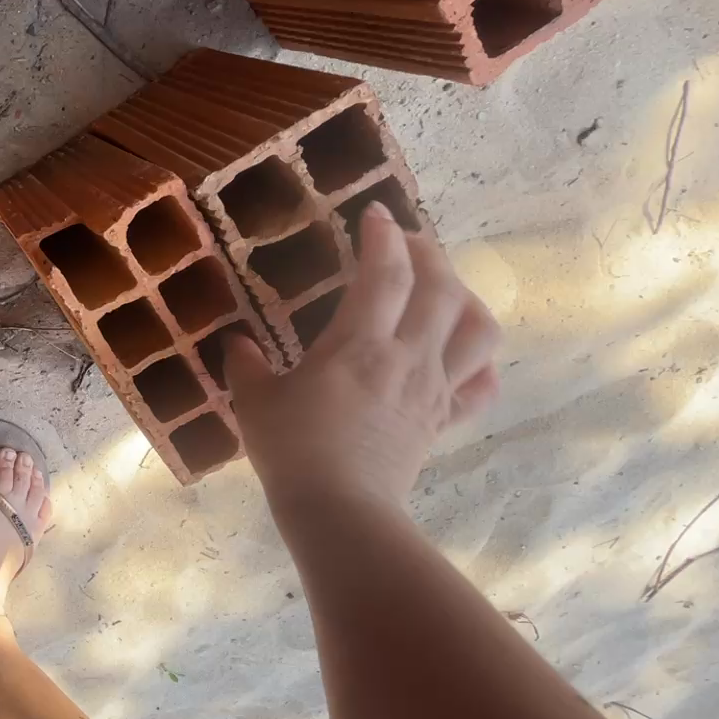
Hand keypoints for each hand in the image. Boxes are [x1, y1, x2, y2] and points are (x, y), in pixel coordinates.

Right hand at [222, 201, 499, 510]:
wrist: (337, 504)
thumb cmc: (288, 446)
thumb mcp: (252, 399)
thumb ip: (244, 363)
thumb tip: (237, 342)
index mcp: (357, 345)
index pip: (382, 275)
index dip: (380, 238)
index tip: (372, 213)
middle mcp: (406, 357)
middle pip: (439, 289)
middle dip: (427, 253)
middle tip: (406, 240)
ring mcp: (433, 388)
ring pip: (475, 327)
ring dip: (465, 296)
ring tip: (443, 286)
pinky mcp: (443, 418)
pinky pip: (481, 382)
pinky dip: (480, 359)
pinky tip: (464, 353)